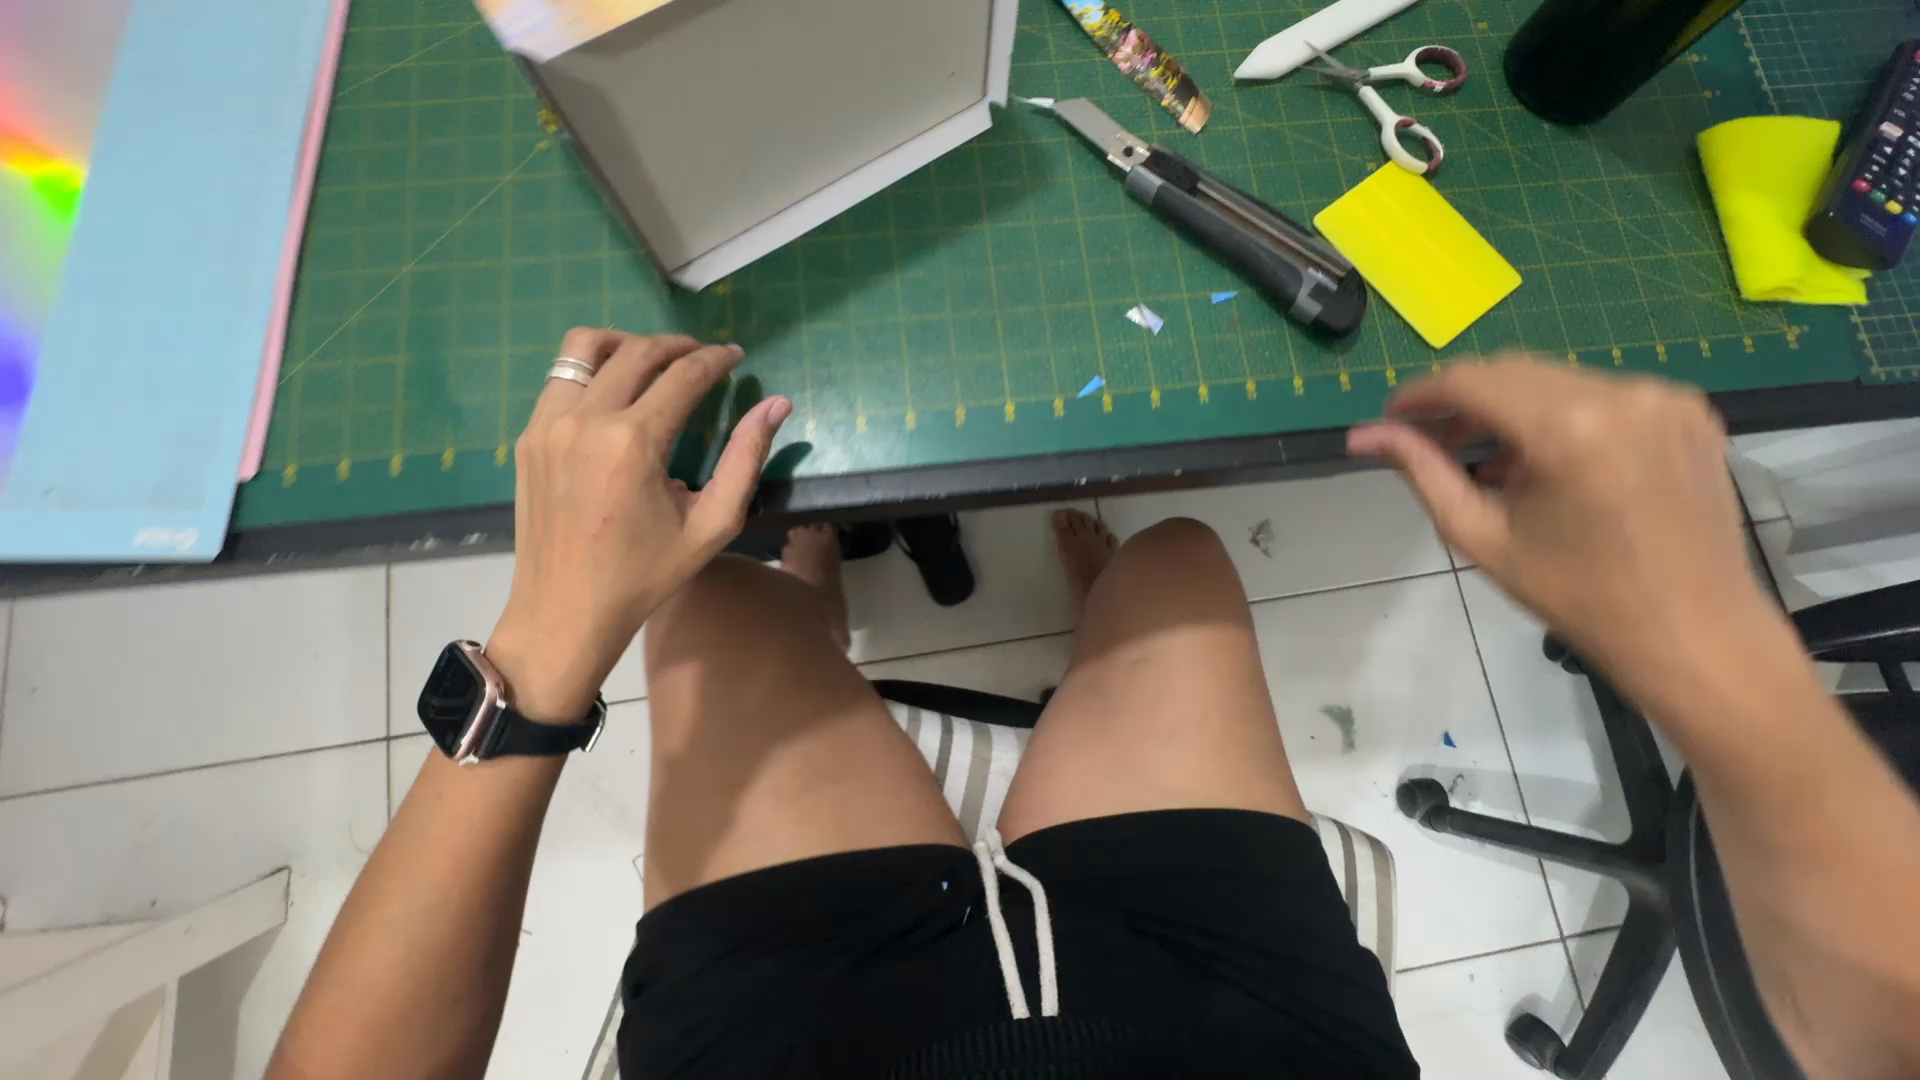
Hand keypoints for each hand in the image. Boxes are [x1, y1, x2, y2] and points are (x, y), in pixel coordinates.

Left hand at [486, 329, 790, 722]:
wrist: (566, 610)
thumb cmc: (648, 574)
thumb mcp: (713, 523)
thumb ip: (745, 458)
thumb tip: (776, 405)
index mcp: (634, 443)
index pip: (683, 375)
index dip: (716, 359)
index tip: (735, 355)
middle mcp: (586, 420)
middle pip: (636, 350)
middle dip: (678, 346)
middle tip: (705, 357)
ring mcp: (548, 424)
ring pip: (585, 348)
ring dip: (627, 343)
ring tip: (655, 362)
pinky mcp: (529, 436)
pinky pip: (561, 378)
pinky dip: (594, 369)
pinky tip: (617, 394)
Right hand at [1348, 356, 1771, 686]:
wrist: (1692, 629)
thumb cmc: (1572, 592)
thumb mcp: (1477, 533)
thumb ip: (1420, 470)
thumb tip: (1362, 436)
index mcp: (1567, 430)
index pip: (1470, 380)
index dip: (1420, 394)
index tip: (1390, 419)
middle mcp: (1621, 395)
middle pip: (1510, 371)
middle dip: (1460, 400)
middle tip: (1427, 441)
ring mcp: (1663, 398)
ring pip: (1553, 379)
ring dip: (1506, 408)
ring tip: (1485, 460)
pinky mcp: (1687, 410)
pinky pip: (1598, 393)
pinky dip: (1555, 415)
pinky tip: (1541, 462)